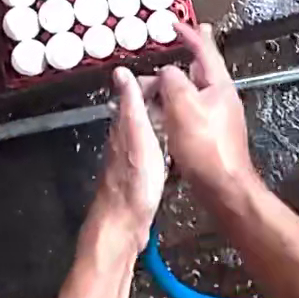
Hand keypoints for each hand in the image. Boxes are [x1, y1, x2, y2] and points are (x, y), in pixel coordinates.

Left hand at [93, 66, 167, 242]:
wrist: (123, 225)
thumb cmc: (132, 183)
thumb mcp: (136, 135)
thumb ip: (130, 104)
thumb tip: (120, 72)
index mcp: (124, 126)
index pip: (134, 93)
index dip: (151, 83)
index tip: (170, 78)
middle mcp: (124, 139)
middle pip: (140, 111)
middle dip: (158, 100)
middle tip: (178, 95)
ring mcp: (130, 157)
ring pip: (145, 130)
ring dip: (160, 121)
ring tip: (178, 115)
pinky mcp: (138, 175)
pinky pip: (150, 149)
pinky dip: (161, 142)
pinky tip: (170, 147)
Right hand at [149, 22, 258, 203]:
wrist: (223, 188)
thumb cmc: (207, 149)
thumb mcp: (183, 104)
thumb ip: (171, 80)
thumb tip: (165, 72)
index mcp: (218, 86)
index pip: (204, 50)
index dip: (189, 34)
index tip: (176, 24)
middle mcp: (221, 99)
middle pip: (199, 70)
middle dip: (180, 60)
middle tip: (169, 50)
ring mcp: (217, 118)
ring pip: (192, 92)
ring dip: (173, 85)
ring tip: (157, 82)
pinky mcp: (209, 136)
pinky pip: (189, 111)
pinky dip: (173, 106)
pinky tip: (162, 113)